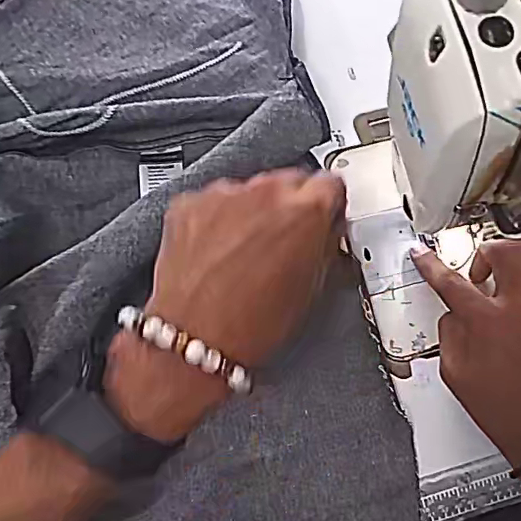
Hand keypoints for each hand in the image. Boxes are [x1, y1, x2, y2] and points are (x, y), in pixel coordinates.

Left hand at [105, 168, 345, 440]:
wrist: (196, 339)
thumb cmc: (252, 326)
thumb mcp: (313, 289)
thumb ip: (326, 246)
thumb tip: (327, 231)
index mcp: (305, 211)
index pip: (331, 184)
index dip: (328, 205)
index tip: (323, 216)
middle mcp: (265, 193)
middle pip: (289, 181)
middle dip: (290, 206)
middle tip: (284, 240)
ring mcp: (224, 195)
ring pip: (250, 188)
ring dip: (252, 210)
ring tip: (246, 252)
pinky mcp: (189, 203)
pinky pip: (213, 200)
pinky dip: (217, 218)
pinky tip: (219, 251)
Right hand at [412, 239, 520, 469]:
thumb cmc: (507, 411)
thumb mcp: (457, 376)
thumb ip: (451, 336)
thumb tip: (453, 315)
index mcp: (485, 322)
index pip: (449, 280)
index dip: (430, 264)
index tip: (425, 255)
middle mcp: (520, 309)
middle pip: (504, 250)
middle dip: (487, 252)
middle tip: (482, 271)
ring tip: (516, 278)